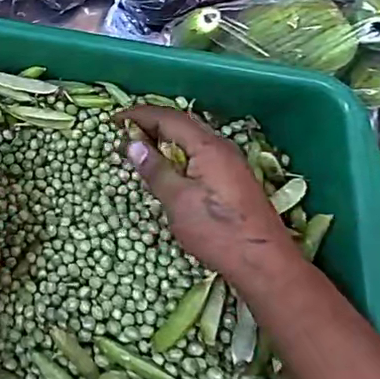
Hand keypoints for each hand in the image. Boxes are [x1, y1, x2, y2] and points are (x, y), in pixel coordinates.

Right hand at [118, 105, 299, 277]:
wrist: (265, 264)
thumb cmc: (218, 232)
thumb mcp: (178, 201)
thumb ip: (155, 170)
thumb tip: (133, 144)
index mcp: (208, 146)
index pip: (168, 117)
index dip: (139, 114)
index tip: (114, 120)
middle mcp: (222, 147)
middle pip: (182, 123)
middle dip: (151, 122)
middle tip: (124, 132)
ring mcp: (231, 163)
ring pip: (192, 138)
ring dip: (165, 137)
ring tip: (141, 147)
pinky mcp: (234, 179)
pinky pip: (200, 152)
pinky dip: (179, 151)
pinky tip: (169, 166)